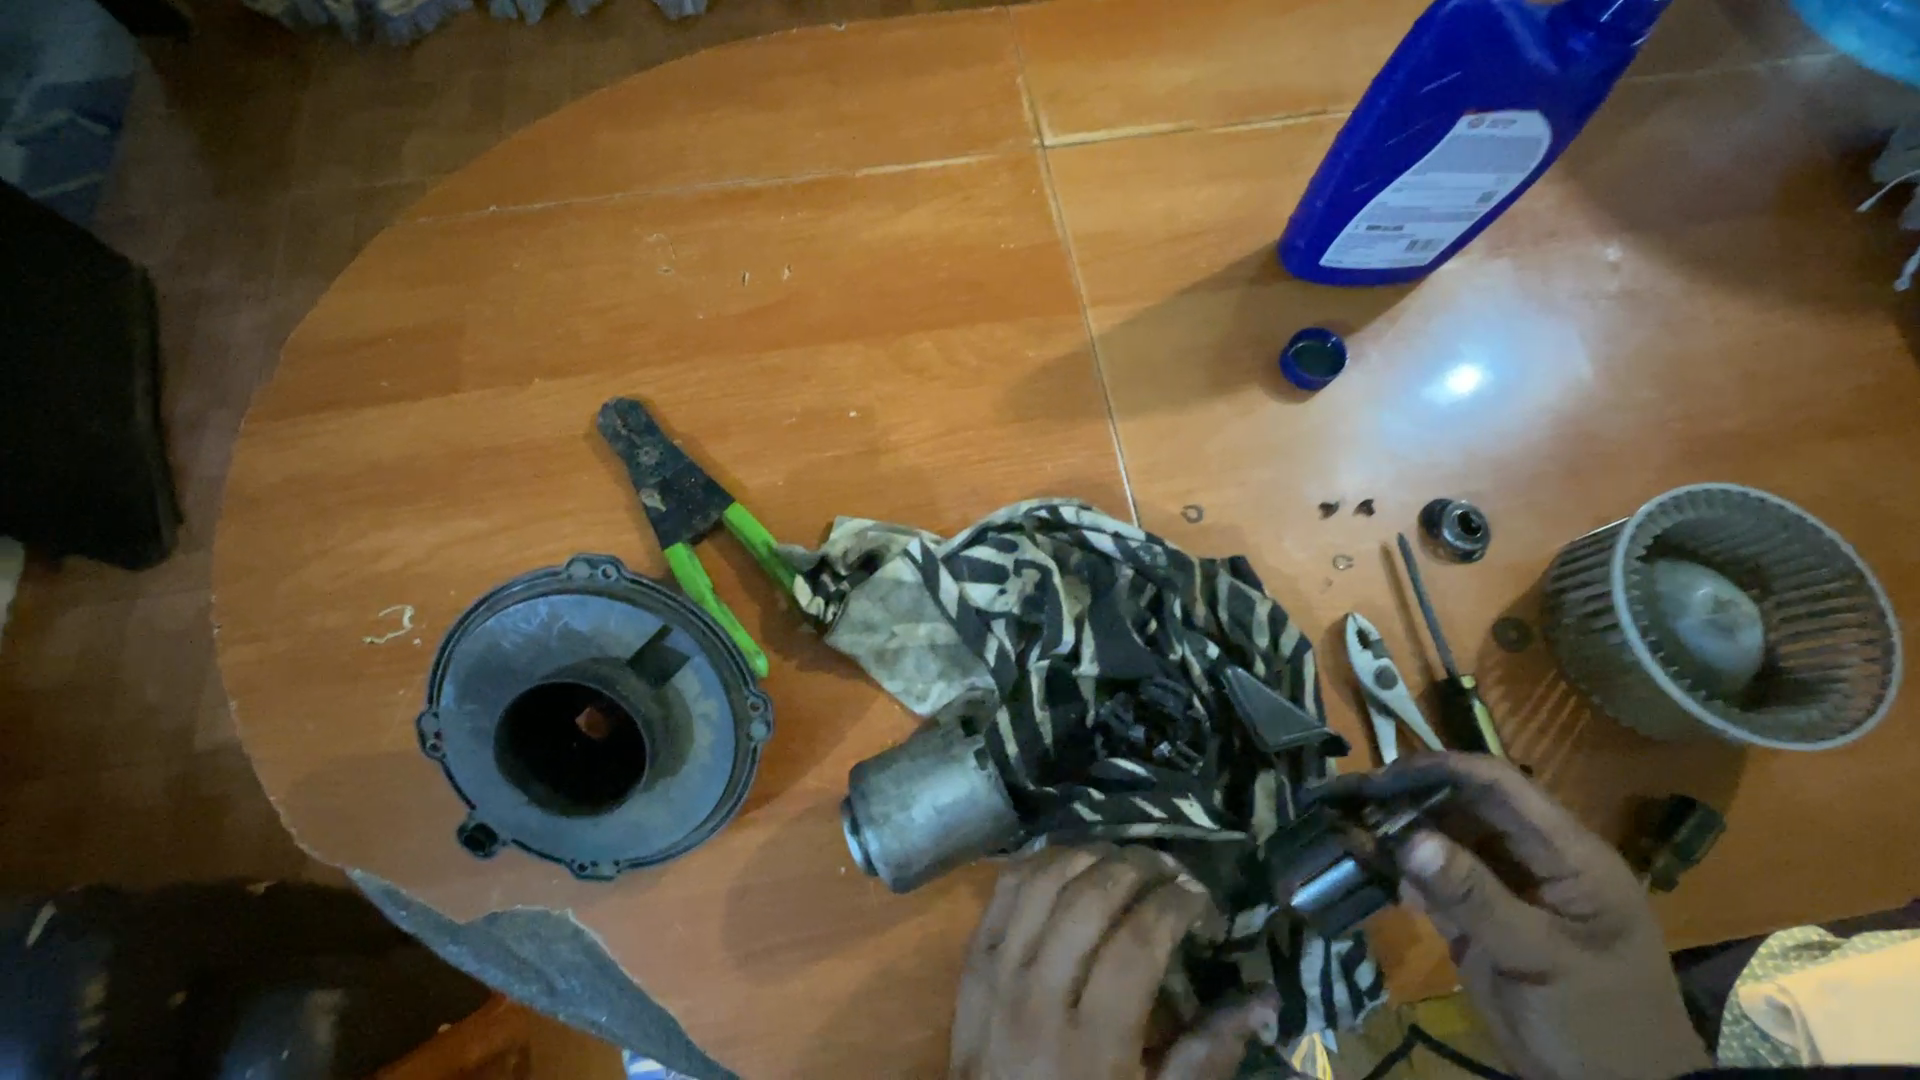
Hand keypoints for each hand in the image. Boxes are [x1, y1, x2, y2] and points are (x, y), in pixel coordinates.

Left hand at [950, 845, 1275, 1079]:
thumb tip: (1265, 998)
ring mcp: (999, 970)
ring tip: (1124, 856)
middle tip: (1169, 867)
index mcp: (1092, 1043)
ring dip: (1089, 856)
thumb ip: (1206, 1055)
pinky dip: (1040, 863)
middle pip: (1089, 901)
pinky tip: (1070, 859)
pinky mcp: (972, 957)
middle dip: (1136, 869)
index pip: (1136, 945)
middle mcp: (1040, 995)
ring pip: (1044, 883)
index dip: (1173, 906)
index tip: (1199, 896)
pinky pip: (1005, 889)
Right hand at [1323, 754, 1707, 1079]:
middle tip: (1347, 800)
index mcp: (1569, 854)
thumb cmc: (1598, 1024)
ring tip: (1345, 828)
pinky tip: (1366, 866)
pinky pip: (1434, 876)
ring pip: (1442, 837)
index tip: (1381, 777)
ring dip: (1396, 832)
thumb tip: (1408, 838)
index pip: (1499, 785)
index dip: (1440, 770)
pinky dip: (1400, 869)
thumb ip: (1475, 898)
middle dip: (1405, 799)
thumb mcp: (1541, 961)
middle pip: (1462, 805)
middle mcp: (1533, 856)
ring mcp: (1505, 885)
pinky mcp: (1480, 914)